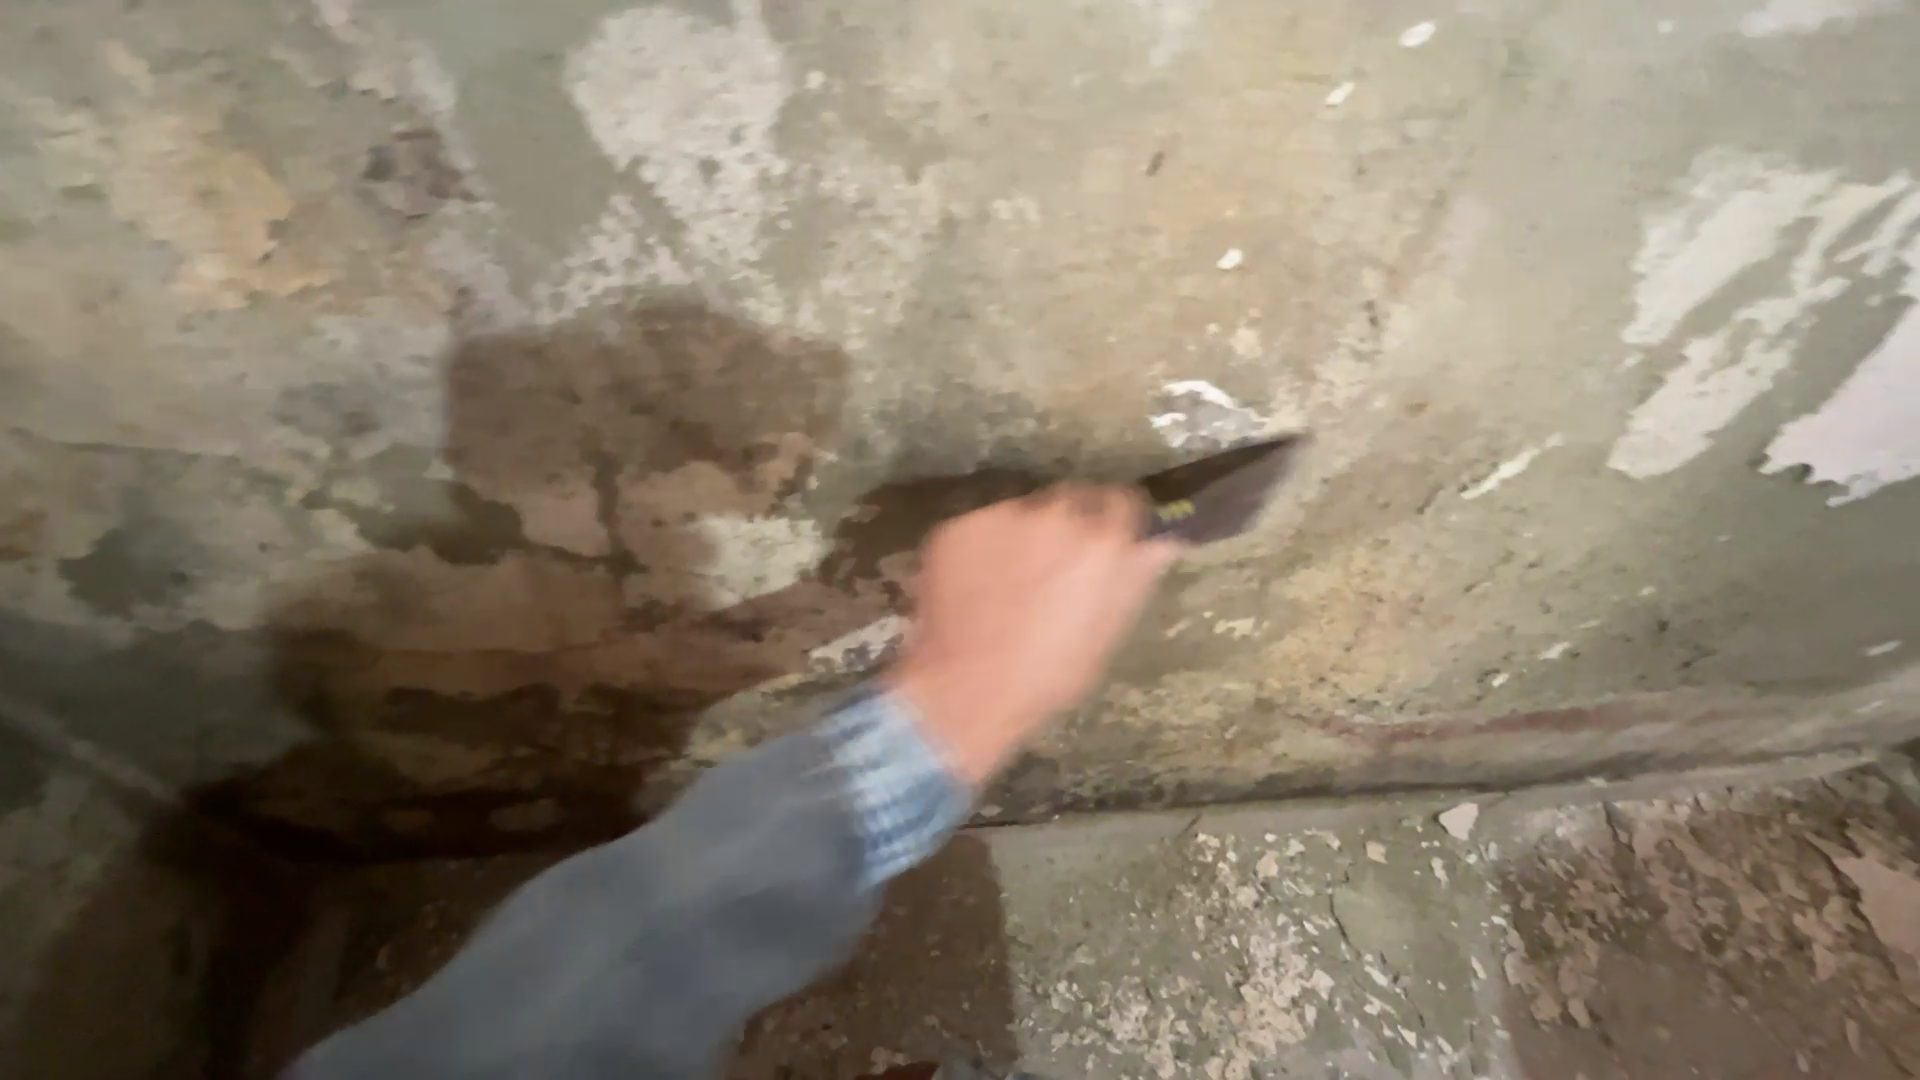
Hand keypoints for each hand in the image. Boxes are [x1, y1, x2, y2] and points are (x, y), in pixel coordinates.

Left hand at [883, 484, 1182, 786]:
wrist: (969, 688)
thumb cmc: (1049, 674)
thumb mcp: (1107, 631)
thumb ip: (1132, 576)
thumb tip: (1159, 542)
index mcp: (1104, 542)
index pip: (1123, 501)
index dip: (1113, 519)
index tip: (1104, 536)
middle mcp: (1057, 515)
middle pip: (1071, 500)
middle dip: (1067, 525)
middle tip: (1051, 565)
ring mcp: (1003, 516)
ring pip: (1021, 513)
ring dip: (1021, 535)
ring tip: (1006, 581)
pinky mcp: (960, 525)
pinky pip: (979, 529)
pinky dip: (980, 548)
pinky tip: (974, 584)